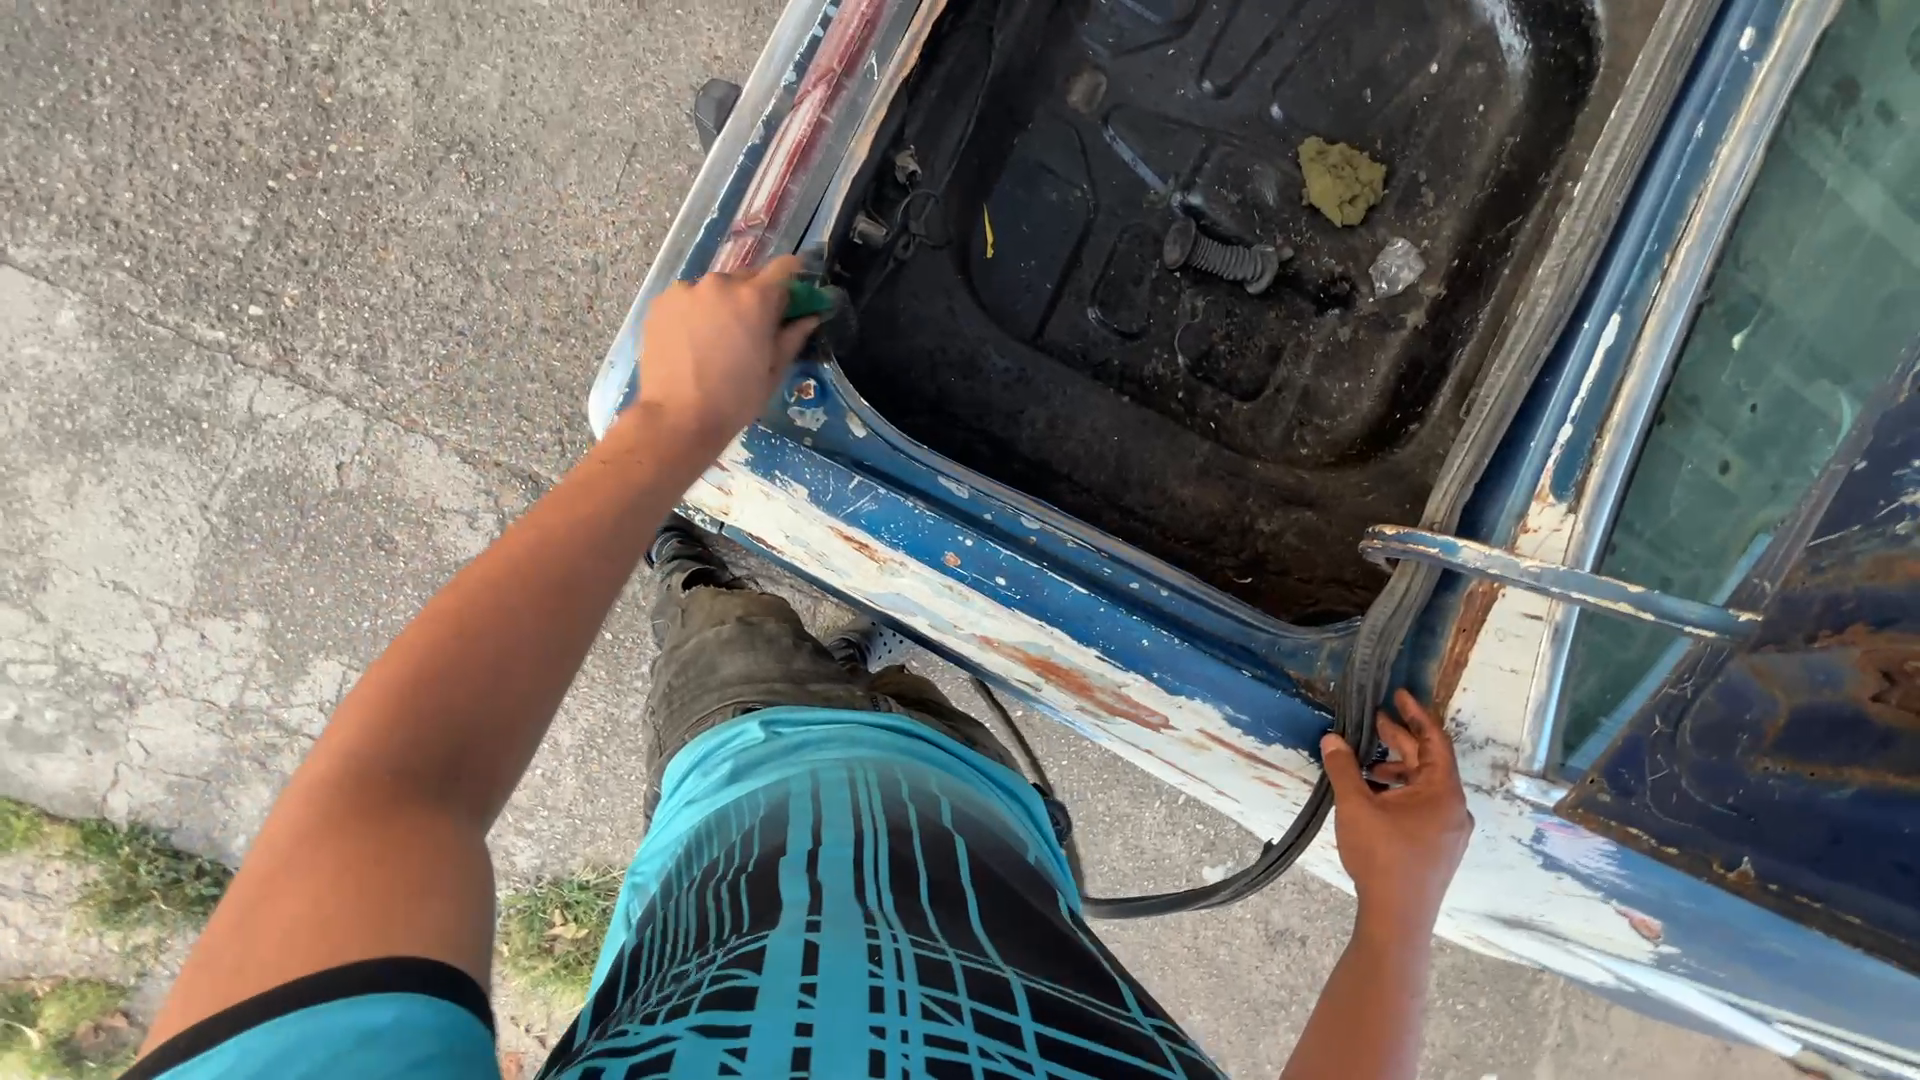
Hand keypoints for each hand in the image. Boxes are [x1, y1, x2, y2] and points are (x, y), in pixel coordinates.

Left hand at [631, 255, 819, 459]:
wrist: (679, 417)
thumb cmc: (736, 399)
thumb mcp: (774, 371)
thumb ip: (793, 336)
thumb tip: (810, 316)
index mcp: (755, 299)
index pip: (784, 267)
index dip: (793, 277)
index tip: (794, 294)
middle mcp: (721, 283)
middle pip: (747, 278)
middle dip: (755, 297)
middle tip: (753, 328)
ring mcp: (687, 290)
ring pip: (715, 288)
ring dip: (723, 304)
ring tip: (718, 338)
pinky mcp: (662, 301)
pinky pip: (689, 298)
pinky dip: (696, 312)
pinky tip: (693, 341)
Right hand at [1319, 689, 1472, 931]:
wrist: (1398, 917)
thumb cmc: (1381, 856)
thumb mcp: (1355, 805)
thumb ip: (1344, 768)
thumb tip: (1332, 738)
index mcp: (1442, 792)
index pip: (1434, 741)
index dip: (1415, 714)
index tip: (1398, 694)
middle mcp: (1453, 808)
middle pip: (1429, 762)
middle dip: (1400, 739)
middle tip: (1373, 719)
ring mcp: (1449, 830)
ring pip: (1424, 785)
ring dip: (1396, 768)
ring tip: (1365, 762)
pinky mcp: (1438, 846)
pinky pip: (1422, 805)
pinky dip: (1399, 790)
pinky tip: (1373, 795)